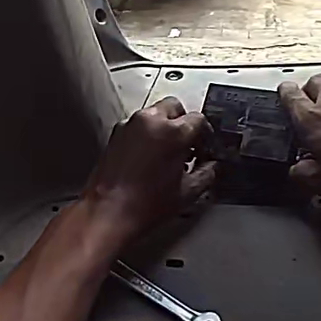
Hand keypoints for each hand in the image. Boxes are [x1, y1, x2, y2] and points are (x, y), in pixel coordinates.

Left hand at [80, 98, 216, 243]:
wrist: (108, 213)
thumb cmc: (144, 204)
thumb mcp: (188, 192)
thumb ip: (207, 173)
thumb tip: (211, 166)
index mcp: (174, 132)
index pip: (199, 119)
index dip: (206, 135)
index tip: (205, 147)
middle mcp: (151, 121)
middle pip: (175, 108)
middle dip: (184, 124)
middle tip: (189, 145)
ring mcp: (130, 125)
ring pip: (155, 114)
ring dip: (165, 128)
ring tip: (169, 154)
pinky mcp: (116, 134)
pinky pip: (138, 125)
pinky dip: (147, 134)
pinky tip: (151, 158)